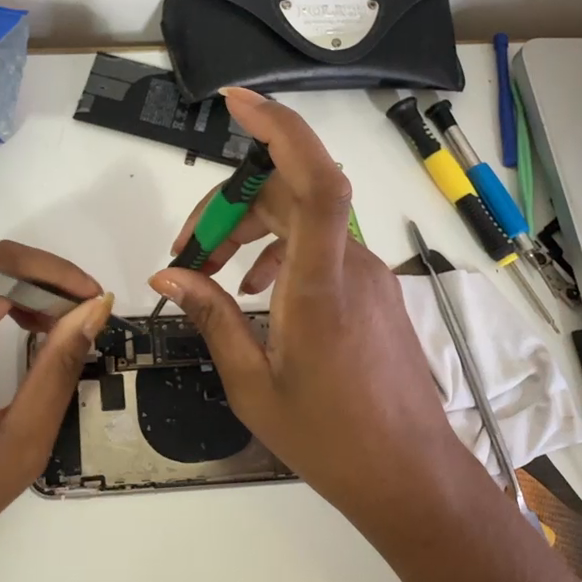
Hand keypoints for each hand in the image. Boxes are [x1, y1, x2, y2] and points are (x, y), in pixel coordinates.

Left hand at [0, 240, 111, 567]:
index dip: (54, 272)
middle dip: (42, 282)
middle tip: (81, 317)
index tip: (91, 298)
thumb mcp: (21, 441)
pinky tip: (22, 333)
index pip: (1, 267)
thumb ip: (59, 367)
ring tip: (58, 327)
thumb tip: (93, 310)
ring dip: (20, 292)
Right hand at [150, 88, 470, 536]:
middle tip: (186, 254)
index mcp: (320, 285)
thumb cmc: (329, 439)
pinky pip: (322, 250)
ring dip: (251, 234)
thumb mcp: (252, 383)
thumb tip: (169, 276)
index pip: (313, 180)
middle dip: (229, 209)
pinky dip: (281, 255)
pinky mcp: (375, 293)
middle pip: (289, 196)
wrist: (412, 478)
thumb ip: (212, 318)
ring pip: (303, 223)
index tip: (237, 102)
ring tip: (211, 278)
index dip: (279, 129)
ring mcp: (369, 277)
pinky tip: (255, 293)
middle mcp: (351, 266)